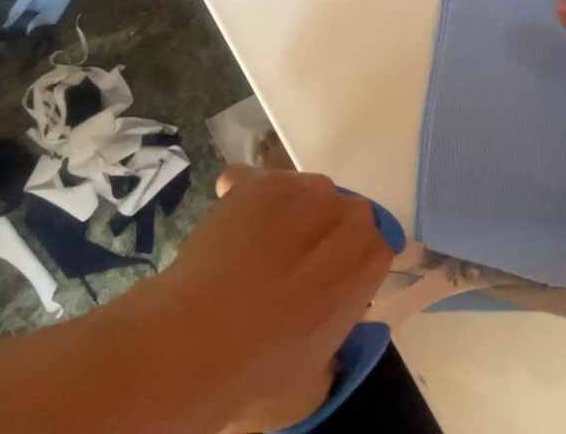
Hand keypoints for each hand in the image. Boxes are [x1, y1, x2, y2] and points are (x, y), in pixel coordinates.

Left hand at [138, 167, 391, 431]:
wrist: (192, 345)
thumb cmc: (260, 372)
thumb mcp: (313, 385)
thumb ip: (334, 353)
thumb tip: (328, 348)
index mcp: (368, 262)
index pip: (373, 247)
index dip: (345, 265)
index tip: (319, 286)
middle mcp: (348, 215)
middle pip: (341, 214)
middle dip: (318, 234)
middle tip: (282, 268)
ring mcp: (304, 192)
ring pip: (302, 194)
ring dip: (284, 213)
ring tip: (245, 248)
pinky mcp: (260, 182)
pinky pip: (254, 181)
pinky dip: (241, 196)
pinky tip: (222, 224)